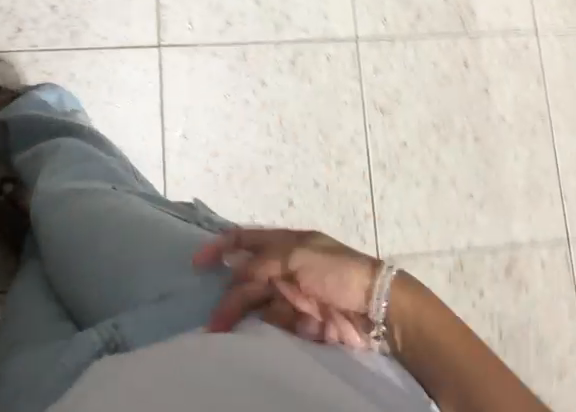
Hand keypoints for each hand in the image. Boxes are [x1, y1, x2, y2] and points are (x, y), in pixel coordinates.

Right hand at [192, 227, 382, 349]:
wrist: (377, 309)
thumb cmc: (337, 271)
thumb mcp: (296, 256)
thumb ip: (261, 262)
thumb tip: (234, 272)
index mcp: (286, 243)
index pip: (246, 240)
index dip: (221, 248)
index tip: (198, 263)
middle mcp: (287, 267)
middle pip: (249, 280)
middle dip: (230, 298)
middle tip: (215, 322)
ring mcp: (296, 295)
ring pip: (260, 306)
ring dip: (246, 318)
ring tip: (232, 335)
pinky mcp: (305, 322)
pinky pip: (278, 326)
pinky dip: (271, 331)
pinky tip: (268, 336)